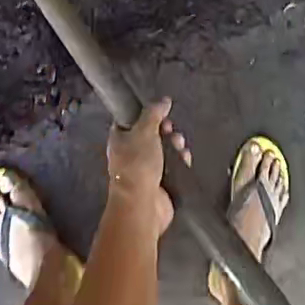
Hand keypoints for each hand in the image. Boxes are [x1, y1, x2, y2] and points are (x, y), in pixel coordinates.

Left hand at [106, 98, 190, 236]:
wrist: (142, 204)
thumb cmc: (138, 162)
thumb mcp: (144, 130)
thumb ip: (154, 112)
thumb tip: (164, 100)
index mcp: (119, 139)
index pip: (131, 119)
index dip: (146, 114)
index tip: (159, 112)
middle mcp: (130, 153)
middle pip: (152, 133)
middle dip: (166, 130)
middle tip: (171, 130)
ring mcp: (145, 169)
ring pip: (164, 148)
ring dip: (175, 144)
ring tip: (179, 146)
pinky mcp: (160, 182)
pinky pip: (173, 165)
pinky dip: (180, 160)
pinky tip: (185, 158)